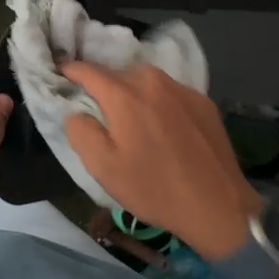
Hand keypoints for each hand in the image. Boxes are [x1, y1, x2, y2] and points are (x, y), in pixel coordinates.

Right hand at [62, 62, 263, 259]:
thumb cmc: (154, 188)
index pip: (87, 70)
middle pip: (117, 73)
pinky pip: (170, 93)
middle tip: (98, 108)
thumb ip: (80, 131)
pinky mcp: (204, 102)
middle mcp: (152, 81)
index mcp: (123, 94)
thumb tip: (76, 111)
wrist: (218, 208)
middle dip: (103, 86)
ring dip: (132, 93)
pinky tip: (165, 128)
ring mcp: (181, 89)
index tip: (60, 73)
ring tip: (132, 118)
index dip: (70, 70)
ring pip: (145, 81)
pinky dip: (159, 102)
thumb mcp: (103, 168)